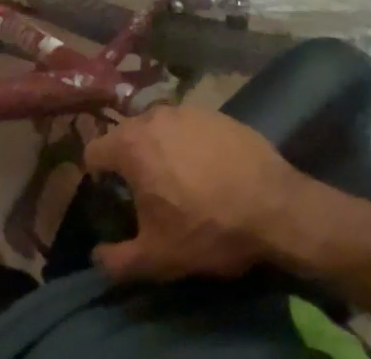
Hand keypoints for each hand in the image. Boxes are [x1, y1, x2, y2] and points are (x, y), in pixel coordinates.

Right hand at [82, 105, 305, 281]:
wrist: (278, 208)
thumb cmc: (209, 229)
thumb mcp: (158, 257)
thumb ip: (117, 260)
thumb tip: (97, 256)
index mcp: (131, 145)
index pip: (93, 151)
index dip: (98, 176)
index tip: (114, 197)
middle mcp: (154, 117)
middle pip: (126, 135)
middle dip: (130, 160)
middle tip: (148, 191)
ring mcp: (188, 111)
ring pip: (159, 127)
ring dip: (160, 148)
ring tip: (180, 178)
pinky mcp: (218, 113)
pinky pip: (190, 126)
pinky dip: (191, 143)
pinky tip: (210, 168)